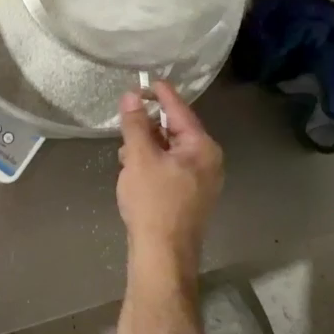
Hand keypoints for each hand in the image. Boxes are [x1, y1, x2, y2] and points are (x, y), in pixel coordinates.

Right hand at [117, 79, 223, 276]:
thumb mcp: (140, 158)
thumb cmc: (153, 202)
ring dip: (147, 149)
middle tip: (125, 127)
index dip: (161, 94)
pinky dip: (152, 165)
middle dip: (148, 128)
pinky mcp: (190, 197)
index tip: (146, 80)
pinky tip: (134, 174)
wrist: (163, 253)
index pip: (181, 111)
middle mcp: (208, 161)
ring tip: (125, 156)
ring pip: (170, 152)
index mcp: (202, 148)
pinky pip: (170, 169)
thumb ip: (136, 124)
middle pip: (175, 131)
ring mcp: (202, 181)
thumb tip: (131, 96)